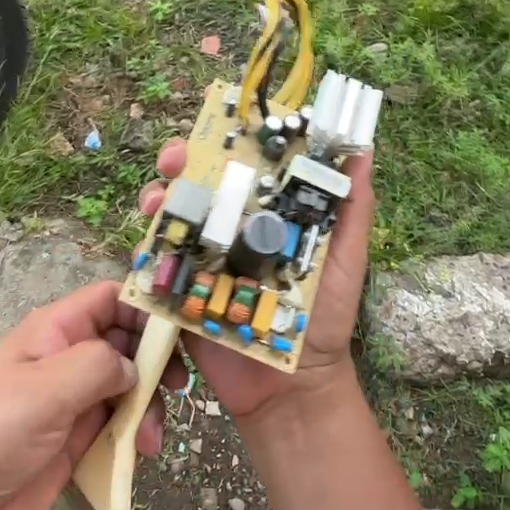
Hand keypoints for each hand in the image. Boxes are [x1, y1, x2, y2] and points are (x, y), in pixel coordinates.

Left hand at [0, 281, 184, 509]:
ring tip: (154, 435)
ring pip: (130, 385)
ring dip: (150, 403)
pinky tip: (143, 450)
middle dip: (156, 359)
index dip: (146, 305)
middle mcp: (69, 358)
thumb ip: (97, 364)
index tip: (182, 328)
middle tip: (179, 384)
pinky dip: (138, 433)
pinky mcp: (77, 441)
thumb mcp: (44, 389)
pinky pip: (121, 424)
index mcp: (56, 330)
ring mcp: (74, 400)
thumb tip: (134, 366)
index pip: (111, 298)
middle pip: (128, 341)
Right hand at [137, 138, 374, 421]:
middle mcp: (228, 225)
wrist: (294, 388)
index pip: (242, 162)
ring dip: (158, 196)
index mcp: (265, 211)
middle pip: (197, 179)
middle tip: (177, 157)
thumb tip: (363, 148)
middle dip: (180, 159)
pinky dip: (146, 250)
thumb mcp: (345, 257)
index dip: (228, 137)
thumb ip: (352, 207)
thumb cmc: (324, 318)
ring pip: (170, 214)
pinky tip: (146, 246)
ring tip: (158, 199)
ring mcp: (201, 256)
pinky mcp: (180, 291)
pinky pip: (156, 264)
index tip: (220, 121)